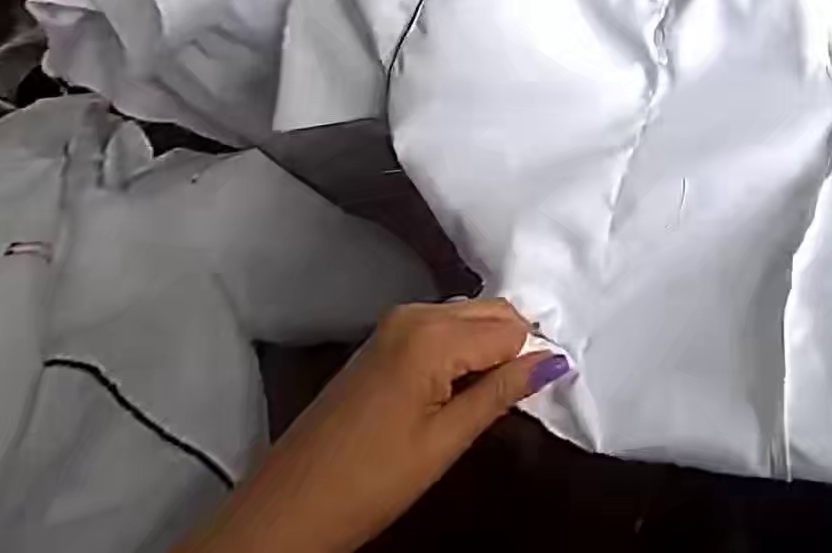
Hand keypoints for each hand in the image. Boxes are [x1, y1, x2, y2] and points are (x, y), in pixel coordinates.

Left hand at [176, 297, 570, 552]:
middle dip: (511, 346)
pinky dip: (463, 346)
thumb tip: (557, 360)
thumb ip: (503, 392)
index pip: (513, 331)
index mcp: (433, 336)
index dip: (525, 363)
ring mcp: (396, 322)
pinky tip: (453, 385)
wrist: (275, 519)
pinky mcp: (383, 337)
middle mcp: (417, 313)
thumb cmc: (367, 484)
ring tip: (479, 395)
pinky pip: (447, 324)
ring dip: (488, 346)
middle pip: (495, 312)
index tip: (521, 397)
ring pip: (473, 315)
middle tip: (507, 396)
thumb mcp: (444, 442)